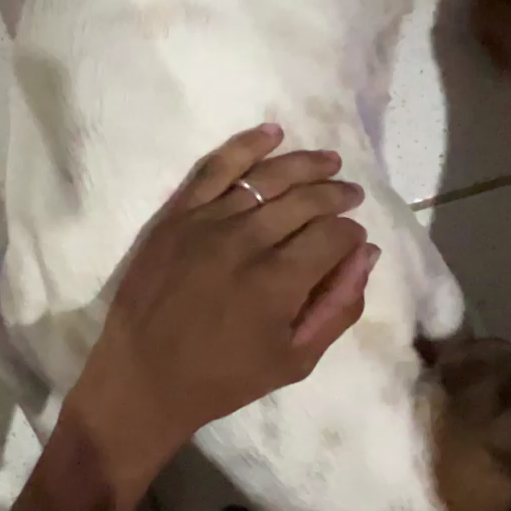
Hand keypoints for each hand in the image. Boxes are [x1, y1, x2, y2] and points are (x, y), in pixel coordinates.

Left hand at [64, 124, 380, 507]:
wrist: (143, 375)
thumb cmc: (223, 377)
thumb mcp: (295, 360)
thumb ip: (338, 306)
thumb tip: (367, 253)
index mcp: (279, 281)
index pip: (334, 235)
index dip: (352, 233)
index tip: (353, 239)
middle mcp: (246, 241)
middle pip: (307, 199)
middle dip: (338, 194)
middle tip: (351, 195)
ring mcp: (208, 221)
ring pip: (268, 176)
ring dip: (306, 164)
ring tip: (329, 161)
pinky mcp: (177, 213)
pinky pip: (216, 166)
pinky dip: (246, 145)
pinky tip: (272, 133)